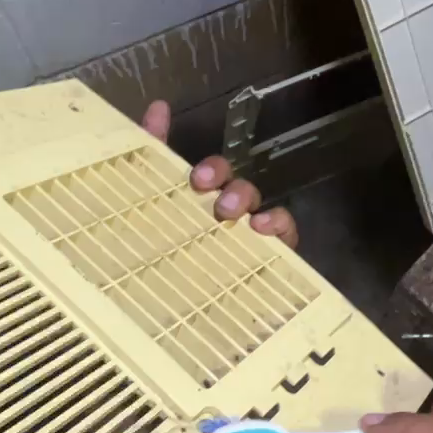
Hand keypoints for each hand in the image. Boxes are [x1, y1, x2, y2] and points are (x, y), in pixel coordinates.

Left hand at [140, 100, 297, 248]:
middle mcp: (225, 216)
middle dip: (232, 186)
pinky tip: (263, 230)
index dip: (211, 169)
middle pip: (239, 187)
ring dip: (251, 203)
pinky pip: (287, 236)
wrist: (170, 326)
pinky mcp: (269, 261)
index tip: (195, 179)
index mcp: (198, 202)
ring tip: (235, 217)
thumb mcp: (146, 200)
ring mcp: (248, 238)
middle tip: (215, 202)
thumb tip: (157, 106)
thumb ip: (149, 153)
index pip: (213, 174)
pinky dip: (280, 226)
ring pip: (261, 207)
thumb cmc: (157, 255)